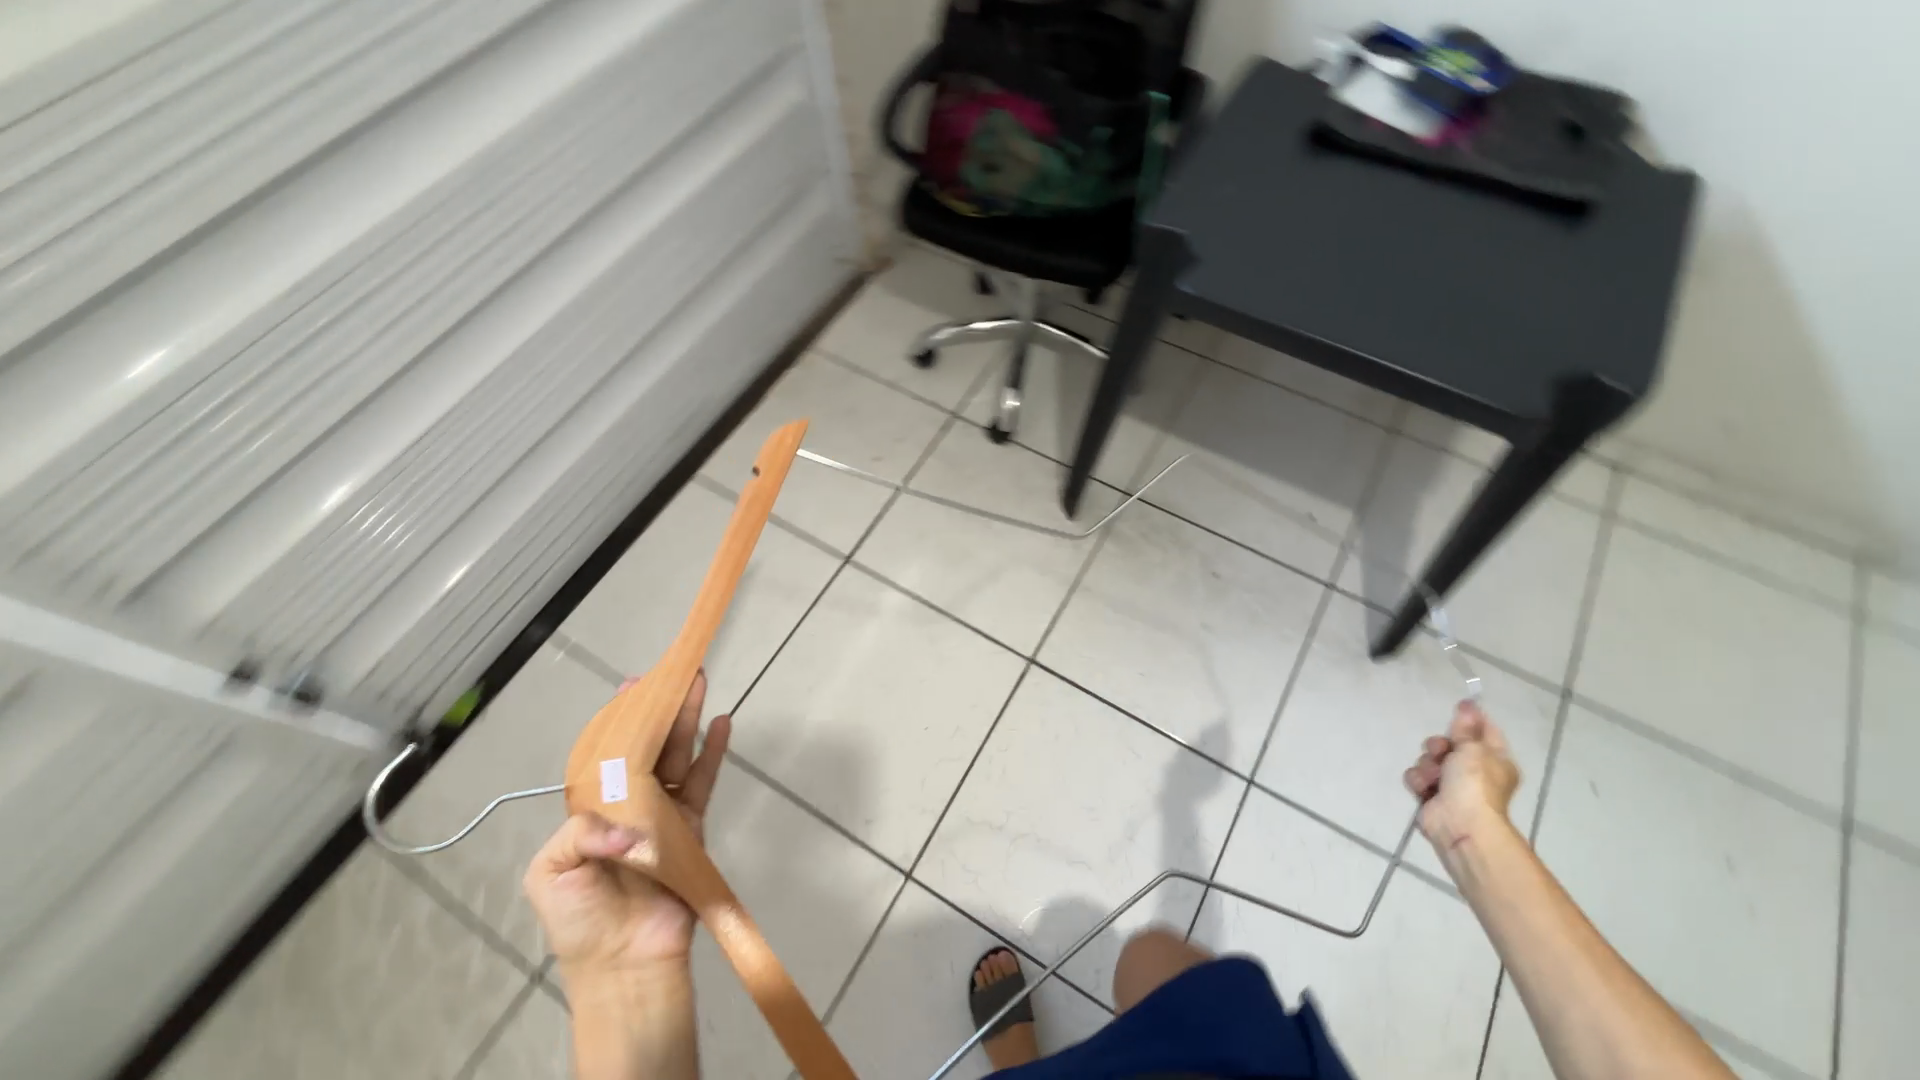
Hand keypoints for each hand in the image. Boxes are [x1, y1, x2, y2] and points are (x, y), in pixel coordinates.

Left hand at [524, 670, 730, 976]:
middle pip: (647, 746)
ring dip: (687, 720)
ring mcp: (662, 813)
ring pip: (678, 756)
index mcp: (589, 809)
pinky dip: (714, 753)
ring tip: (699, 685)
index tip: (633, 685)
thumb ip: (581, 833)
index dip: (619, 719)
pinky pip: (704, 782)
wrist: (623, 962)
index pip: (605, 753)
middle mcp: (627, 803)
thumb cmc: (580, 918)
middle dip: (659, 709)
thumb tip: (628, 826)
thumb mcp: (552, 872)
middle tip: (675, 673)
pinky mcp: (692, 827)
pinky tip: (721, 725)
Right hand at [1403, 700, 1520, 854]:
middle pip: (1450, 744)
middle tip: (1441, 750)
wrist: (1460, 824)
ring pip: (1430, 759)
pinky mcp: (1432, 796)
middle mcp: (1476, 771)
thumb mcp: (1473, 749)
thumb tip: (1469, 705)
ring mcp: (1452, 785)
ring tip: (1433, 776)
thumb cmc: (1474, 784)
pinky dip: (1419, 781)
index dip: (1473, 718)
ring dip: (1427, 764)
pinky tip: (1424, 788)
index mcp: (1496, 759)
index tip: (1460, 706)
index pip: (1486, 731)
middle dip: (1440, 745)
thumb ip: (1466, 727)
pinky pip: (1418, 777)